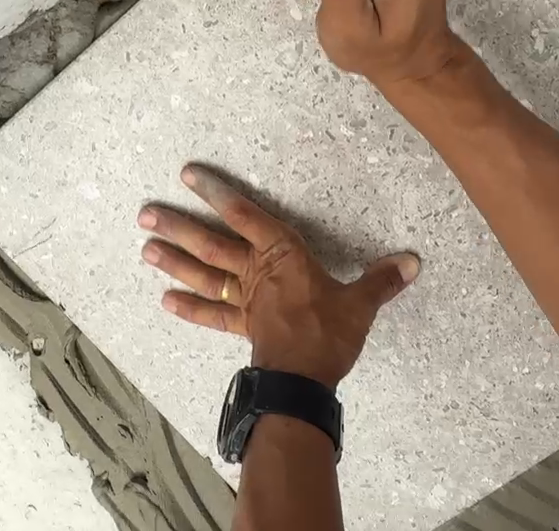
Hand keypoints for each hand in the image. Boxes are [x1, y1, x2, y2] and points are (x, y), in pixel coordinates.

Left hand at [138, 164, 418, 387]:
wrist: (305, 383)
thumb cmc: (329, 333)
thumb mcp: (360, 303)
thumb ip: (382, 279)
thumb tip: (414, 261)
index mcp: (282, 254)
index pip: (245, 215)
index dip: (216, 193)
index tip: (189, 175)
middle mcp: (256, 271)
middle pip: (211, 243)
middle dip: (178, 226)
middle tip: (145, 212)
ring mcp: (244, 300)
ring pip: (203, 274)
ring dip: (173, 260)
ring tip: (144, 247)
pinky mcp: (240, 326)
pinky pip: (211, 314)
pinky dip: (188, 307)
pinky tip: (164, 299)